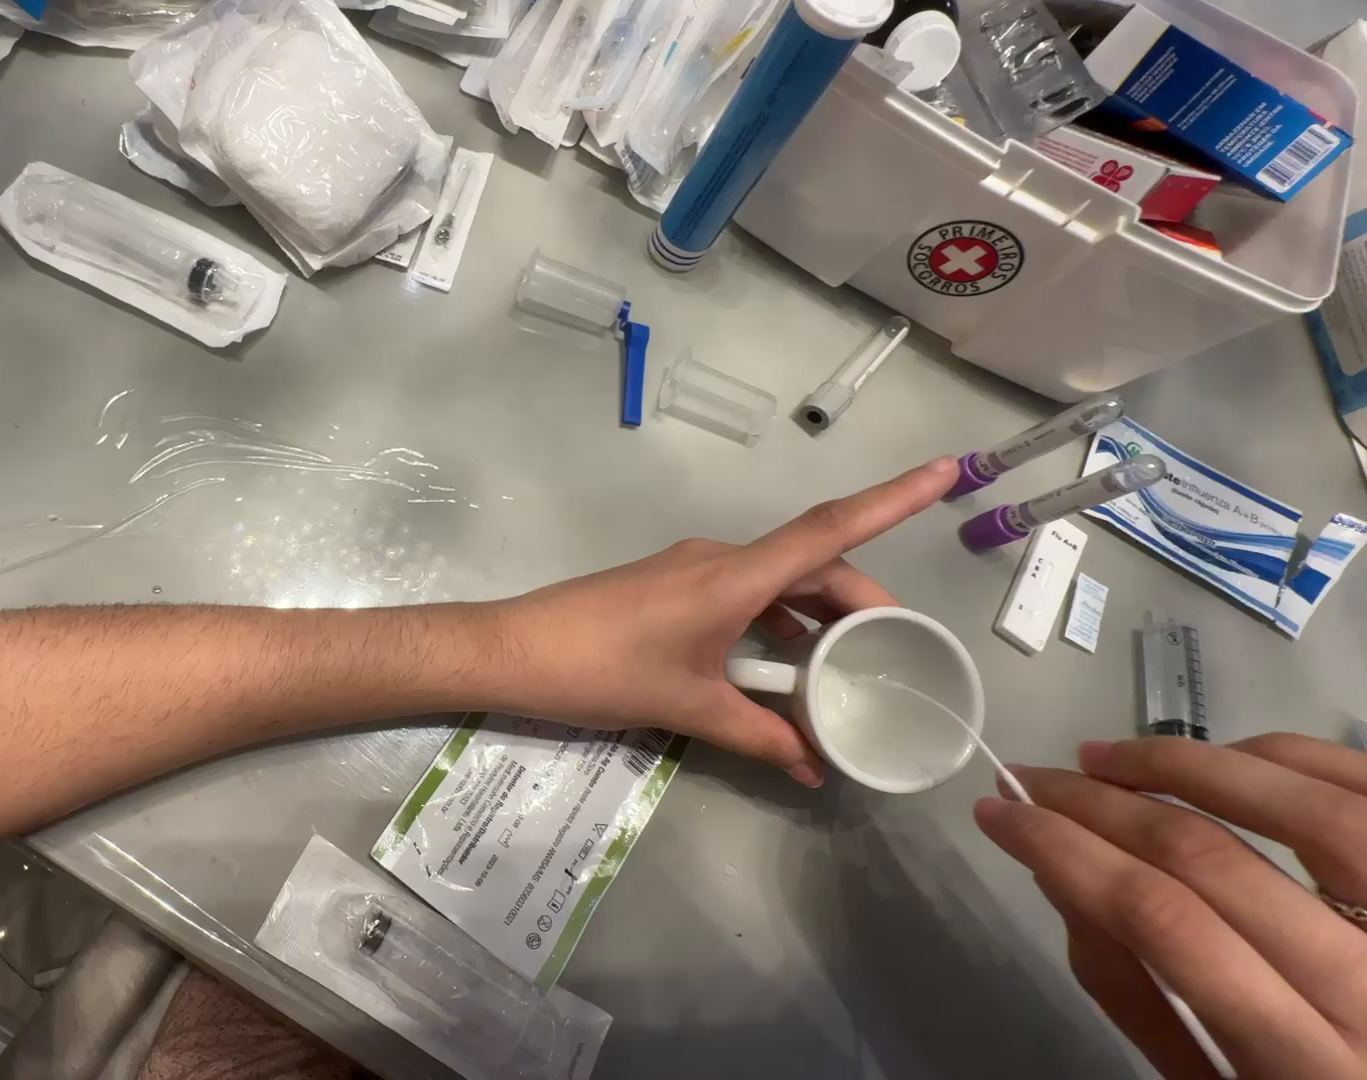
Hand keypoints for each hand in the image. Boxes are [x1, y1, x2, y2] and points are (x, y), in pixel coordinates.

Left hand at [494, 456, 959, 786]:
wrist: (516, 650)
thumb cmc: (602, 670)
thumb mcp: (688, 708)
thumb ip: (760, 737)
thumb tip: (815, 768)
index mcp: (734, 576)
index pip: (829, 529)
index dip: (893, 498)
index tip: (949, 468)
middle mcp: (717, 560)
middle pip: (810, 565)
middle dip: (858, 604)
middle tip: (892, 652)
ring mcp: (688, 571)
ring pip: (774, 583)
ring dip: (811, 620)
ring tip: (841, 670)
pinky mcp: (666, 588)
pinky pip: (738, 596)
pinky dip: (769, 627)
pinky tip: (776, 671)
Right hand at [977, 736, 1366, 1078]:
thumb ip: (1129, 987)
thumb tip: (1050, 867)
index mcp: (1314, 1068)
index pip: (1161, 920)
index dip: (1061, 847)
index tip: (996, 810)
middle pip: (1211, 858)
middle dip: (1093, 802)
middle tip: (1032, 778)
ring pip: (1309, 812)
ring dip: (1182, 764)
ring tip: (1108, 756)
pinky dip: (1284, 756)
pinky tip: (1218, 757)